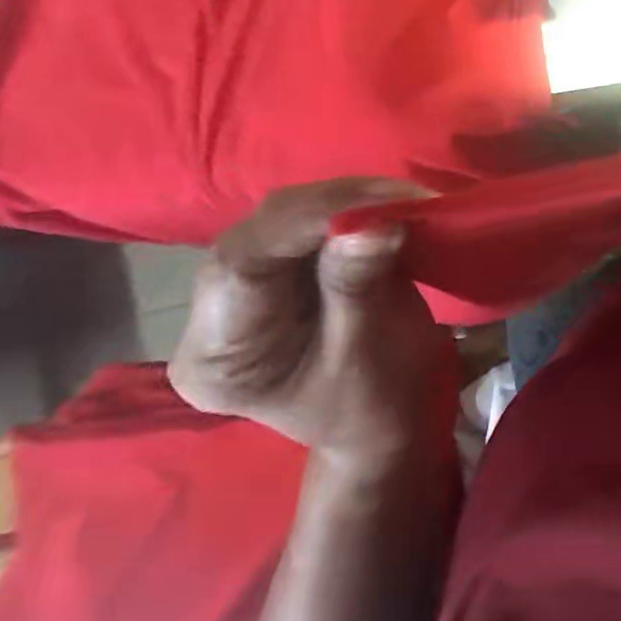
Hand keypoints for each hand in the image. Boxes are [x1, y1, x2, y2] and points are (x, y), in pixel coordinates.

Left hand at [169, 178, 455, 473]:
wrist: (380, 424)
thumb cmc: (370, 411)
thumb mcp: (366, 359)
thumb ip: (357, 288)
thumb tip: (372, 223)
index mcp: (217, 354)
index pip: (242, 265)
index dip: (304, 223)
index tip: (377, 206)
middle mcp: (214, 309)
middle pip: (262, 231)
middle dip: (335, 204)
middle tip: (405, 196)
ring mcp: (244, 281)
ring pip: (286, 214)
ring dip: (350, 200)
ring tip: (406, 197)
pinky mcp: (279, 262)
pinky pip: (308, 219)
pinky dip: (354, 206)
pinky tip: (389, 203)